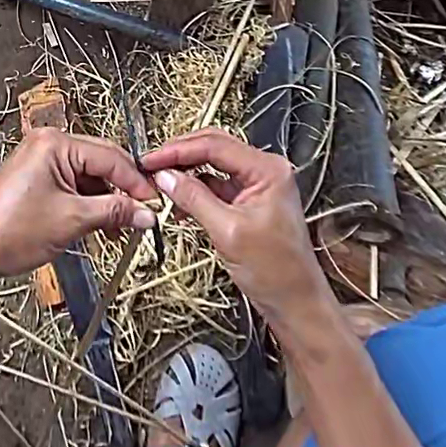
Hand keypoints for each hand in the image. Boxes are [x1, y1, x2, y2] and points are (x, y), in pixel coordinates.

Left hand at [0, 128, 157, 285]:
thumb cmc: (5, 232)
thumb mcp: (71, 220)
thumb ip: (115, 212)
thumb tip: (146, 214)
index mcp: (56, 144)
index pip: (111, 157)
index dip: (136, 183)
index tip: (153, 203)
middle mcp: (49, 144)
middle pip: (103, 162)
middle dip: (124, 190)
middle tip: (143, 212)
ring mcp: (42, 160)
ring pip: (91, 175)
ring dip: (107, 199)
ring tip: (121, 225)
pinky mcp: (37, 177)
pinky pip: (74, 183)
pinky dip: (89, 202)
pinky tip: (100, 223)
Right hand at [141, 128, 335, 331]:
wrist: (295, 300)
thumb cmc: (275, 269)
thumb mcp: (228, 232)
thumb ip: (195, 199)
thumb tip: (166, 176)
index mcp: (267, 169)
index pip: (216, 145)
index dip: (179, 150)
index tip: (150, 159)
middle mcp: (265, 169)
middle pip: (216, 147)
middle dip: (181, 155)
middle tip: (150, 165)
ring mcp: (258, 184)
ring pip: (215, 165)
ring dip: (187, 173)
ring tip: (159, 183)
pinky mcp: (250, 200)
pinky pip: (218, 185)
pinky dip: (197, 191)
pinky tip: (178, 204)